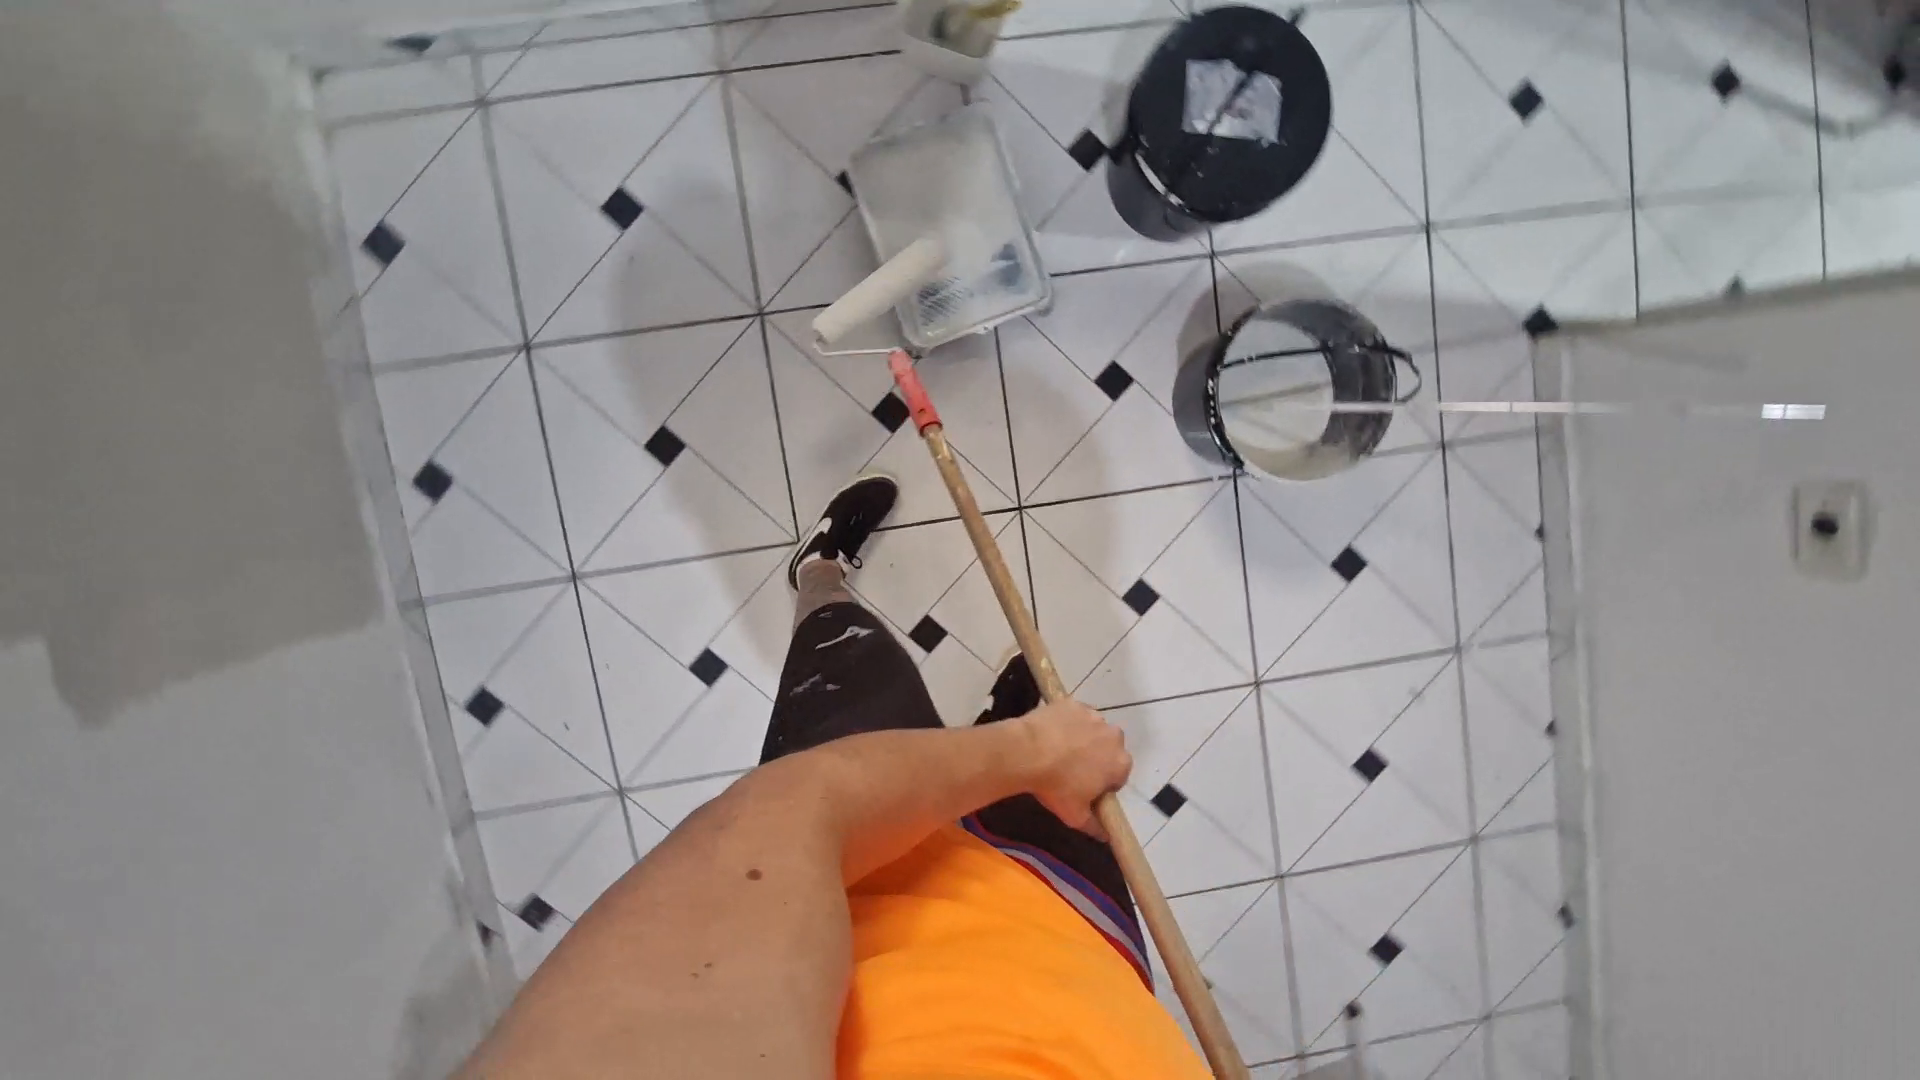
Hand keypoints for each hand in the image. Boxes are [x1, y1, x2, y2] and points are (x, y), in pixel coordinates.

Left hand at [1016, 699, 1131, 838]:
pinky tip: (1051, 733)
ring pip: (1092, 730)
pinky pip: (1074, 715)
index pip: (1118, 776)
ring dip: (1082, 739)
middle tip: (1070, 769)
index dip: (1102, 783)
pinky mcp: (1074, 703)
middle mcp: (1114, 736)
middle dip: (1095, 758)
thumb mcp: (1076, 815)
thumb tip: (1106, 836)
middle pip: (1108, 750)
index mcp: (1120, 763)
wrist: (1026, 752)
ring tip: (1057, 750)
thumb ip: (1096, 827)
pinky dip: (1066, 722)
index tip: (1084, 787)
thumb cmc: (1055, 786)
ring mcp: (1094, 716)